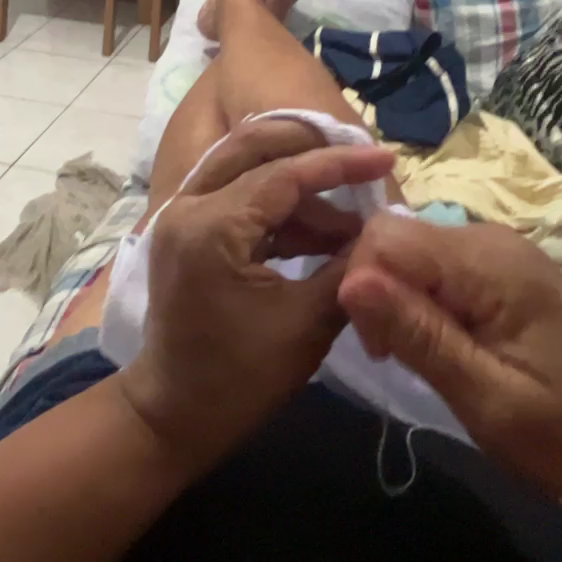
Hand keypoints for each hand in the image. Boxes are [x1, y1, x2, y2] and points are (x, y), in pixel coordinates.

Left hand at [116, 119, 395, 463]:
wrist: (174, 414)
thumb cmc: (240, 379)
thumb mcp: (306, 323)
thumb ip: (346, 267)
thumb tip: (384, 230)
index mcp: (210, 228)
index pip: (283, 174)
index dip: (340, 164)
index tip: (386, 159)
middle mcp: (187, 206)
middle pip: (252, 146)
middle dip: (310, 148)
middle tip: (361, 160)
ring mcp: (181, 215)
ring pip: (244, 167)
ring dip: (299, 183)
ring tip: (352, 213)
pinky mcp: (188, 230)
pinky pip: (238, 196)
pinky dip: (279, 206)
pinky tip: (321, 232)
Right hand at [338, 214, 561, 505]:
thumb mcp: (488, 399)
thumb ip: (420, 336)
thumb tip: (351, 282)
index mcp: (489, 264)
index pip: (385, 237)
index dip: (363, 285)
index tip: (381, 350)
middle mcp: (487, 238)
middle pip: (393, 237)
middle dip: (377, 294)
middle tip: (398, 358)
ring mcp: (491, 248)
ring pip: (405, 250)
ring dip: (395, 300)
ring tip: (422, 356)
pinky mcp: (491, 265)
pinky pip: (428, 264)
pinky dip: (416, 300)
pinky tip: (438, 341)